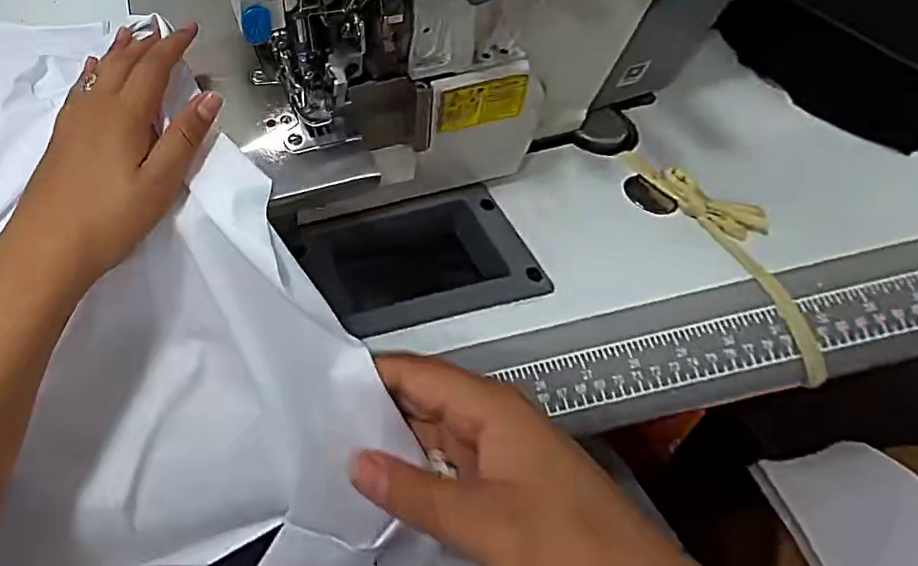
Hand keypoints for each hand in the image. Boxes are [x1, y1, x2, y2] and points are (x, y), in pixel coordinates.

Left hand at [3, 23, 222, 290]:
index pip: (153, 68)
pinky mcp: (60, 136)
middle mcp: (97, 108)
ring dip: (118, 51)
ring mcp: (74, 121)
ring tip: (129, 35)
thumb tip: (209, 97)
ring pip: (100, 72)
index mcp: (125, 115)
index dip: (173, 45)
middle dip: (146, 43)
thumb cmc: (108, 219)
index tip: (189, 28)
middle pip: (124, 63)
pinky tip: (90, 71)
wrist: (44, 248)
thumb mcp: (158, 183)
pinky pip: (80, 89)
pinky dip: (91, 72)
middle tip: (162, 28)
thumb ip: (184, 138)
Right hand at [351, 354, 689, 565]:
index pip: (413, 370)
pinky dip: (420, 472)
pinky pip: (448, 463)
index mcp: (490, 404)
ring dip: (397, 445)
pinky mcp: (507, 482)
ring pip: (432, 432)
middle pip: (420, 397)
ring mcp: (501, 450)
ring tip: (354, 457)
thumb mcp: (487, 522)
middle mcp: (494, 417)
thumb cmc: (588, 549)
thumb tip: (361, 465)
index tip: (329, 384)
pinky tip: (398, 488)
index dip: (369, 373)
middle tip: (331, 426)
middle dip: (376, 411)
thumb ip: (416, 492)